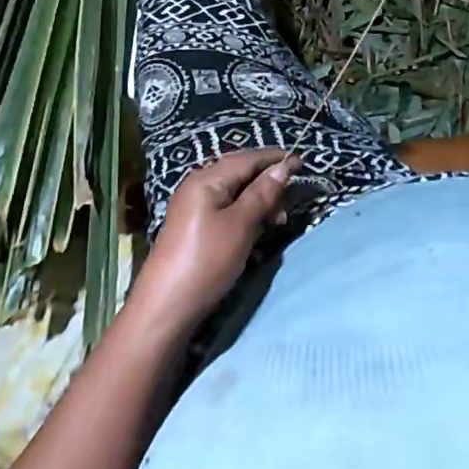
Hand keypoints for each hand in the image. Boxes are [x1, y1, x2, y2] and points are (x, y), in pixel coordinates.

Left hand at [124, 150, 295, 331]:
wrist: (165, 310)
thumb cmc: (206, 261)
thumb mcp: (241, 224)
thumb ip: (264, 192)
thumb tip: (284, 166)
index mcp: (207, 179)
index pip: (249, 158)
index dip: (277, 158)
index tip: (303, 164)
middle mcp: (199, 185)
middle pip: (242, 171)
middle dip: (269, 180)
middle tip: (288, 201)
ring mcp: (195, 206)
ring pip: (237, 190)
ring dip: (260, 198)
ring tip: (277, 220)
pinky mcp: (196, 224)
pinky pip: (228, 206)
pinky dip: (247, 211)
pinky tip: (258, 227)